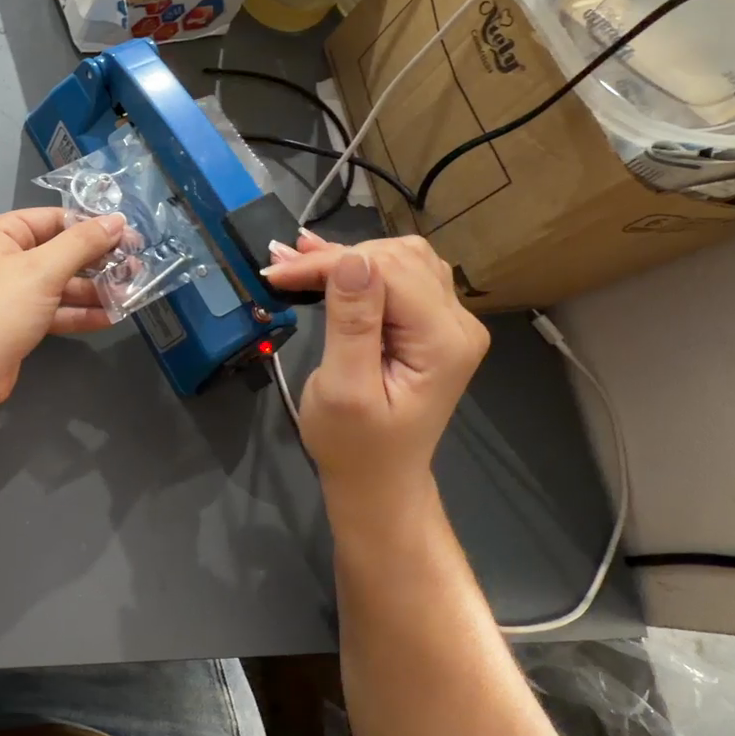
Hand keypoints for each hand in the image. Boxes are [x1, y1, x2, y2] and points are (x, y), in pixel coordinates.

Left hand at [0, 208, 126, 408]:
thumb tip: (116, 221)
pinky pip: (56, 309)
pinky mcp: (21, 321)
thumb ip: (82, 244)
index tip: (130, 236)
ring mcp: (13, 292)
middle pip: (60, 252)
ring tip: (131, 294)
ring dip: (95, 290)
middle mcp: (4, 257)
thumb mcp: (43, 271)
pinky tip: (112, 316)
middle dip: (98, 262)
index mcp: (0, 234)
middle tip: (136, 267)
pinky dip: (81, 312)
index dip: (92, 226)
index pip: (53, 219)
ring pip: (61, 283)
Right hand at [262, 233, 489, 501]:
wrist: (376, 480)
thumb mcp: (344, 389)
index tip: (276, 274)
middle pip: (396, 257)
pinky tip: (323, 262)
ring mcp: (449, 322)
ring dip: (346, 256)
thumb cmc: (354, 445)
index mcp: (442, 340)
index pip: (387, 270)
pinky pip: (400, 275)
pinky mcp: (431, 324)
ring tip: (296, 261)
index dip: (329, 263)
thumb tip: (351, 259)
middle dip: (334, 258)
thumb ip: (352, 323)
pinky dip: (359, 266)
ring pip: (400, 258)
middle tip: (280, 272)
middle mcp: (457, 322)